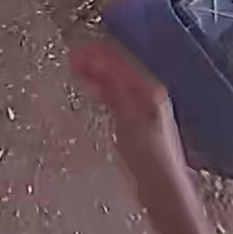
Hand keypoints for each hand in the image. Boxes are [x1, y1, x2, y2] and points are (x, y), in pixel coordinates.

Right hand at [71, 40, 190, 206]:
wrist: (161, 186)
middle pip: (115, 68)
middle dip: (93, 59)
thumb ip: (112, 86)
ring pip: (112, 80)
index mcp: (147, 89)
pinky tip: (90, 86)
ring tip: (75, 64)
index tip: (76, 47)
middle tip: (72, 53)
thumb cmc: (150, 154)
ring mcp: (140, 107)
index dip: (96, 52)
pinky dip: (98, 86)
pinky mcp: (132, 120)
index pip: (118, 60)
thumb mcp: (128, 113)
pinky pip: (112, 94)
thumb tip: (96, 62)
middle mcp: (145, 94)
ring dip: (94, 71)